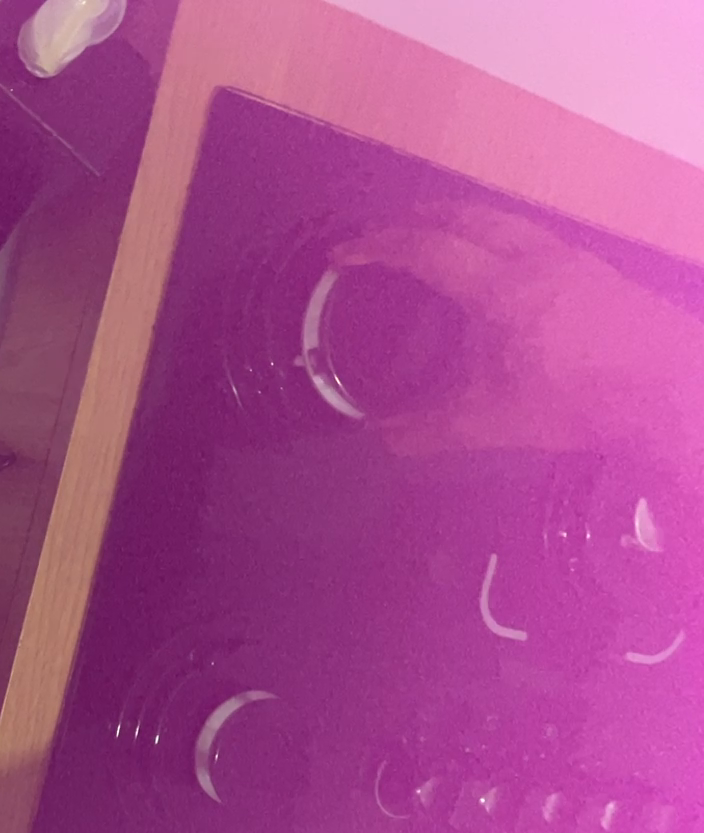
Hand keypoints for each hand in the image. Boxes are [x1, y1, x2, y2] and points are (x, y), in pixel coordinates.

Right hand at [332, 204, 703, 467]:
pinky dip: (486, 235)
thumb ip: (422, 430)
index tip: (342, 256)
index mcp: (503, 290)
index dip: (377, 247)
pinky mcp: (592, 271)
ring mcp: (571, 261)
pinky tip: (479, 259)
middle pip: (468, 217)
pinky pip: (525, 235)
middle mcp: (537, 261)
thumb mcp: (485, 422)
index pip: (428, 250)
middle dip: (413, 218)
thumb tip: (378, 436)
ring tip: (421, 234)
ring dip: (453, 220)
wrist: (677, 394)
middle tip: (374, 232)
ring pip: (502, 220)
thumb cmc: (578, 401)